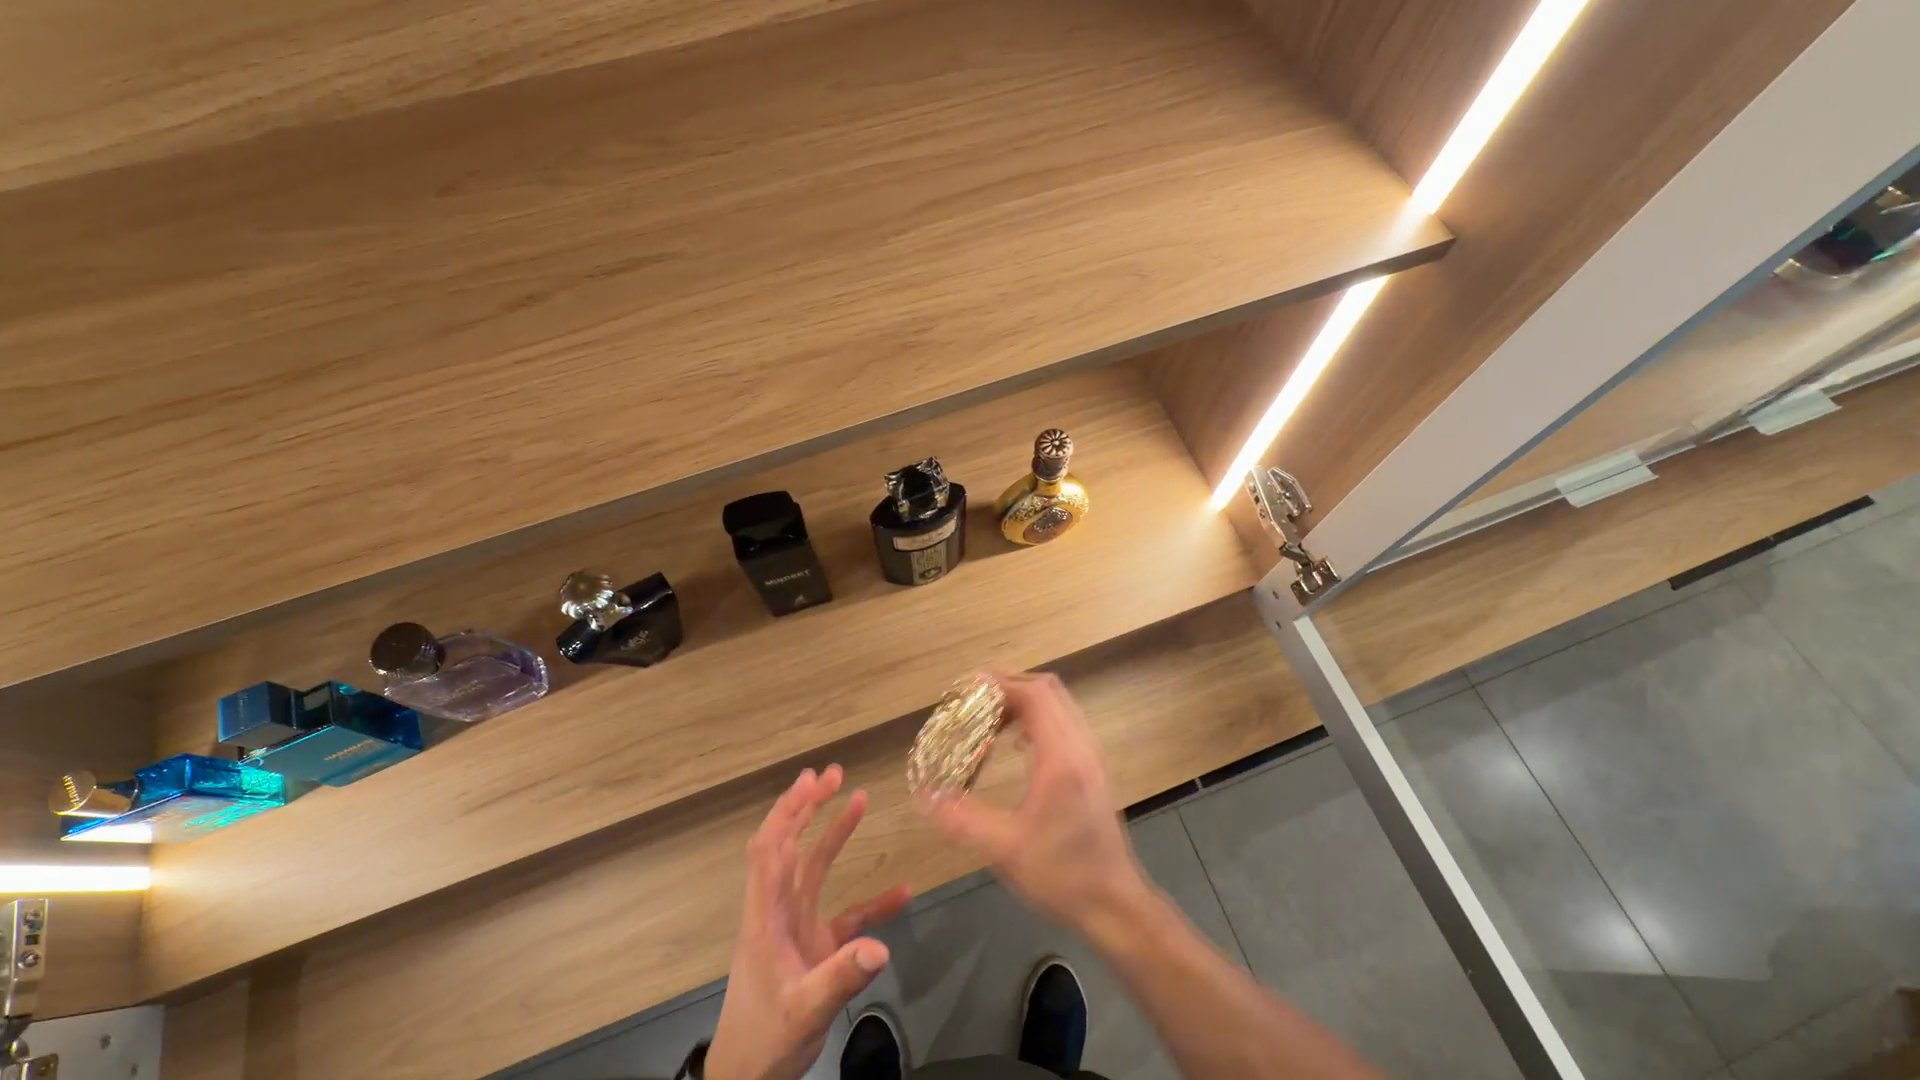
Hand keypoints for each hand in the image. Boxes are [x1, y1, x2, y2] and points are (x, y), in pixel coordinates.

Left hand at [707, 766, 911, 1079]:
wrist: (750, 1076)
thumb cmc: (765, 1038)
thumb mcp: (803, 1009)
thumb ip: (841, 976)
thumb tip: (882, 945)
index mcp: (766, 917)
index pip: (769, 851)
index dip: (786, 813)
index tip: (810, 782)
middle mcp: (779, 912)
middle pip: (790, 848)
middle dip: (807, 808)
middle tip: (832, 773)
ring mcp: (797, 928)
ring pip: (814, 870)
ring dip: (832, 835)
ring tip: (858, 797)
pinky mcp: (815, 948)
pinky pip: (848, 916)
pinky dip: (872, 902)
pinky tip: (903, 892)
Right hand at [919, 673, 1151, 936]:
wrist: (1115, 904)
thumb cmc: (1063, 876)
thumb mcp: (1005, 850)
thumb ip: (961, 820)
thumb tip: (922, 797)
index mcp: (1062, 758)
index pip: (1035, 696)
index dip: (1000, 684)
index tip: (966, 692)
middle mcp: (1082, 747)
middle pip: (1049, 691)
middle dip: (1009, 687)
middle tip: (973, 704)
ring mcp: (1092, 758)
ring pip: (1060, 706)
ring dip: (1025, 703)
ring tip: (988, 722)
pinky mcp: (1094, 771)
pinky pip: (1065, 725)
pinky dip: (1038, 721)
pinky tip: (1015, 746)